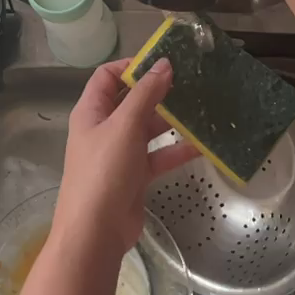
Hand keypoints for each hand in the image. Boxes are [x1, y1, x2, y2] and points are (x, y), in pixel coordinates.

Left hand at [55, 58, 197, 265]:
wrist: (95, 233)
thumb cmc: (104, 171)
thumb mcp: (124, 126)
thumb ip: (145, 94)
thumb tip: (163, 63)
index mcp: (91, 110)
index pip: (108, 75)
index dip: (132, 65)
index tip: (163, 61)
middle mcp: (103, 128)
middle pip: (130, 100)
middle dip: (157, 91)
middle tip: (190, 81)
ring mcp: (119, 153)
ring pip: (147, 128)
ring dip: (170, 120)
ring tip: (201, 108)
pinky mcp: (134, 176)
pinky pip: (158, 156)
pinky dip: (176, 150)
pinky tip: (202, 145)